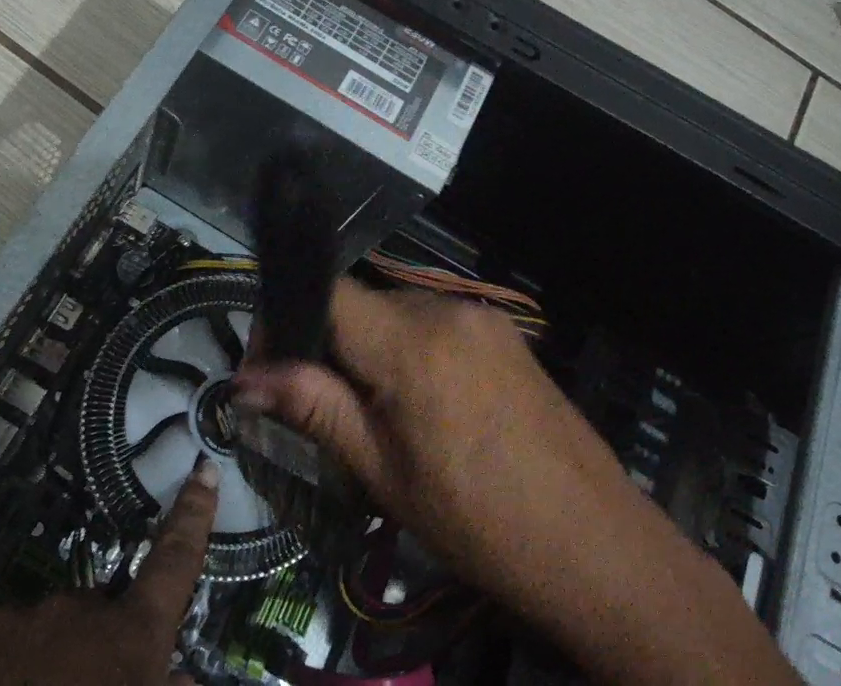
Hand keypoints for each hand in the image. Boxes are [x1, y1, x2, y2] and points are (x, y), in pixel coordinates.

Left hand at [0, 460, 220, 684]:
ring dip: (35, 668)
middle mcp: (71, 613)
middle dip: (90, 650)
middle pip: (92, 618)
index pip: (173, 565)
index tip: (204, 471)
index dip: (192, 517)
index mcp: (126, 636)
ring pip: (32, 636)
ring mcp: (8, 621)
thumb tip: (182, 677)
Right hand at [232, 280, 630, 613]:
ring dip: (367, 348)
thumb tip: (244, 380)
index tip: (266, 366)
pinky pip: (434, 326)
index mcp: (412, 342)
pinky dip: (407, 351)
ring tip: (365, 411)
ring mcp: (483, 319)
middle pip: (360, 303)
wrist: (597, 548)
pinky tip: (415, 405)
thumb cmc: (478, 522)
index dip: (285, 319)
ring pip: (395, 314)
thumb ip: (314, 408)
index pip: (326, 292)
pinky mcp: (505, 336)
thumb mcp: (382, 471)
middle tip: (310, 402)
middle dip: (324, 342)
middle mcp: (447, 310)